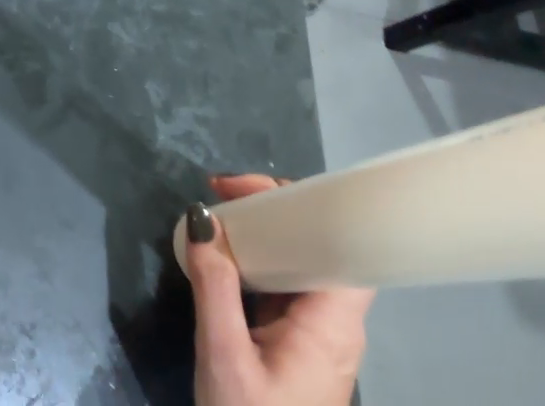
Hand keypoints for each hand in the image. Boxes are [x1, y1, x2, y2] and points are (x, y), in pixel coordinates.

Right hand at [182, 175, 373, 405]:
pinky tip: (224, 257)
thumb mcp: (223, 355)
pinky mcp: (300, 345)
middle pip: (321, 247)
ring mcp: (320, 336)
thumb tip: (201, 219)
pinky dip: (258, 262)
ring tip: (216, 217)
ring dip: (262, 235)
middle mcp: (337, 325)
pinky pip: (286, 287)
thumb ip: (212, 287)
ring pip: (302, 266)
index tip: (249, 189)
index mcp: (332, 325)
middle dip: (273, 211)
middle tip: (220, 194)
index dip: (304, 206)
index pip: (344, 246)